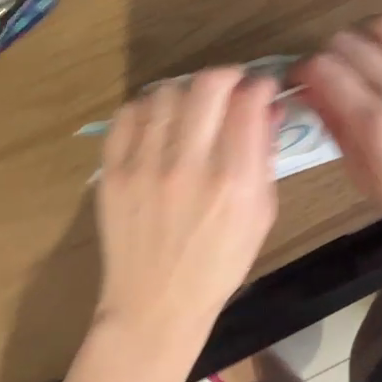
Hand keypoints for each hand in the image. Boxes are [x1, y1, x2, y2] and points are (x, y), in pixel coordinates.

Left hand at [94, 68, 279, 332]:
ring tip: (192, 107)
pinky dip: (148, 108)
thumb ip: (265, 158)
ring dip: (186, 91)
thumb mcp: (260, 216)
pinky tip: (159, 122)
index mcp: (234, 182)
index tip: (260, 86)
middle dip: (226, 76)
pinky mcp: (113, 173)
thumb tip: (268, 108)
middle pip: (206, 85)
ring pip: (166, 93)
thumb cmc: (219, 265)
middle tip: (230, 86)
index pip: (248, 103)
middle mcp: (189, 167)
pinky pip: (129, 114)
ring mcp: (145, 167)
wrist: (155, 305)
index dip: (259, 84)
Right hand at [291, 8, 381, 250]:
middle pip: (349, 42)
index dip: (303, 70)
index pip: (323, 70)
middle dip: (330, 55)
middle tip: (334, 74)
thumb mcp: (363, 176)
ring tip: (371, 55)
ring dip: (371, 34)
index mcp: (374, 122)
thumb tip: (311, 93)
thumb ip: (335, 128)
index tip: (302, 80)